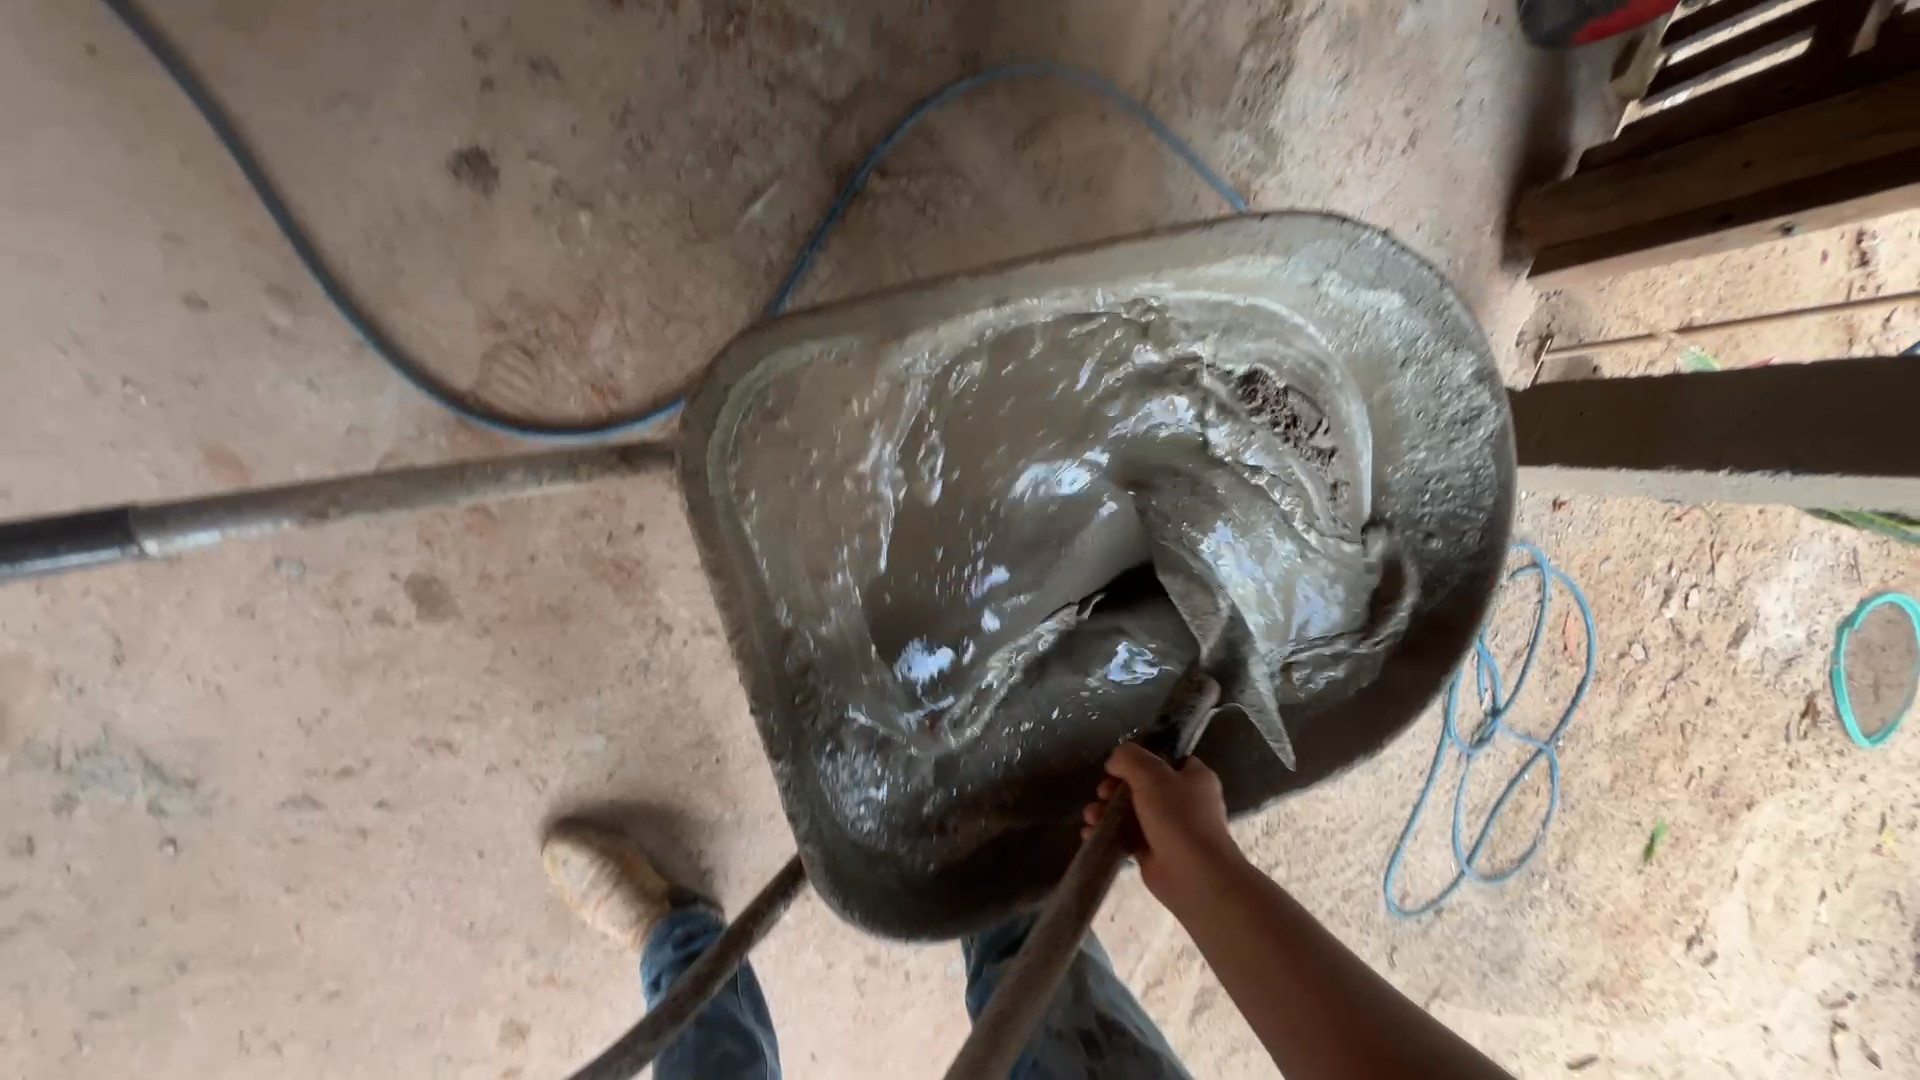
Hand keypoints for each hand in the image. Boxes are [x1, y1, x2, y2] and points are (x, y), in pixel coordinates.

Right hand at [1083, 742, 1243, 905]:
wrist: (1194, 877)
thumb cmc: (1179, 818)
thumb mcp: (1152, 774)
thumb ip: (1129, 758)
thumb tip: (1114, 761)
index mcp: (1193, 777)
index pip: (1165, 759)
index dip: (1140, 759)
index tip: (1118, 766)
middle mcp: (1183, 800)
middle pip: (1141, 784)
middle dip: (1114, 787)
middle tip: (1102, 792)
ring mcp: (1168, 827)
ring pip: (1130, 811)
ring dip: (1105, 810)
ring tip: (1091, 817)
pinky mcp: (1153, 851)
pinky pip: (1125, 835)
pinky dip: (1108, 832)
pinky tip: (1090, 833)